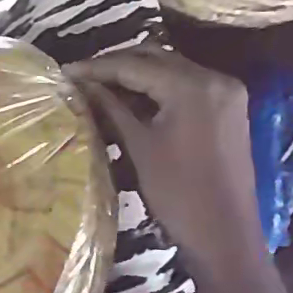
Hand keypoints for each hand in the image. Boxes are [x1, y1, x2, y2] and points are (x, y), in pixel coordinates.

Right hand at [66, 46, 260, 260]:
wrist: (224, 235)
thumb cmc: (177, 193)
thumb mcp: (138, 147)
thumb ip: (110, 108)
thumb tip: (80, 86)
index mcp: (192, 86)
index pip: (134, 65)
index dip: (96, 68)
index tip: (64, 72)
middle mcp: (214, 78)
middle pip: (155, 58)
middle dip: (115, 65)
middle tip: (80, 77)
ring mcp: (225, 93)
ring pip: (170, 70)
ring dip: (135, 75)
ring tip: (98, 88)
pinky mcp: (228, 108)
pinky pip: (185, 86)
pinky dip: (156, 89)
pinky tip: (129, 101)